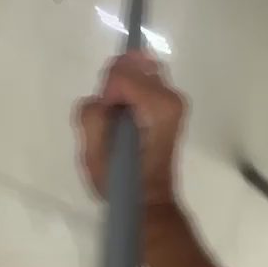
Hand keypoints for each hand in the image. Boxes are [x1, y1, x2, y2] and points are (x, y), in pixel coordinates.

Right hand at [73, 52, 186, 209]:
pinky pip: (144, 80)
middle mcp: (171, 97)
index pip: (121, 75)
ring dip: (123, 89)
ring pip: (139, 70)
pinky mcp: (172, 104)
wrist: (148, 199)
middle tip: (113, 118)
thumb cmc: (120, 180)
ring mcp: (175, 100)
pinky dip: (131, 92)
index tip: (108, 117)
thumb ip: (93, 116)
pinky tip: (129, 117)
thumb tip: (104, 99)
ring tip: (121, 120)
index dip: (106, 94)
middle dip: (115, 86)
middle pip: (132, 66)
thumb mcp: (94, 153)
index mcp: (158, 107)